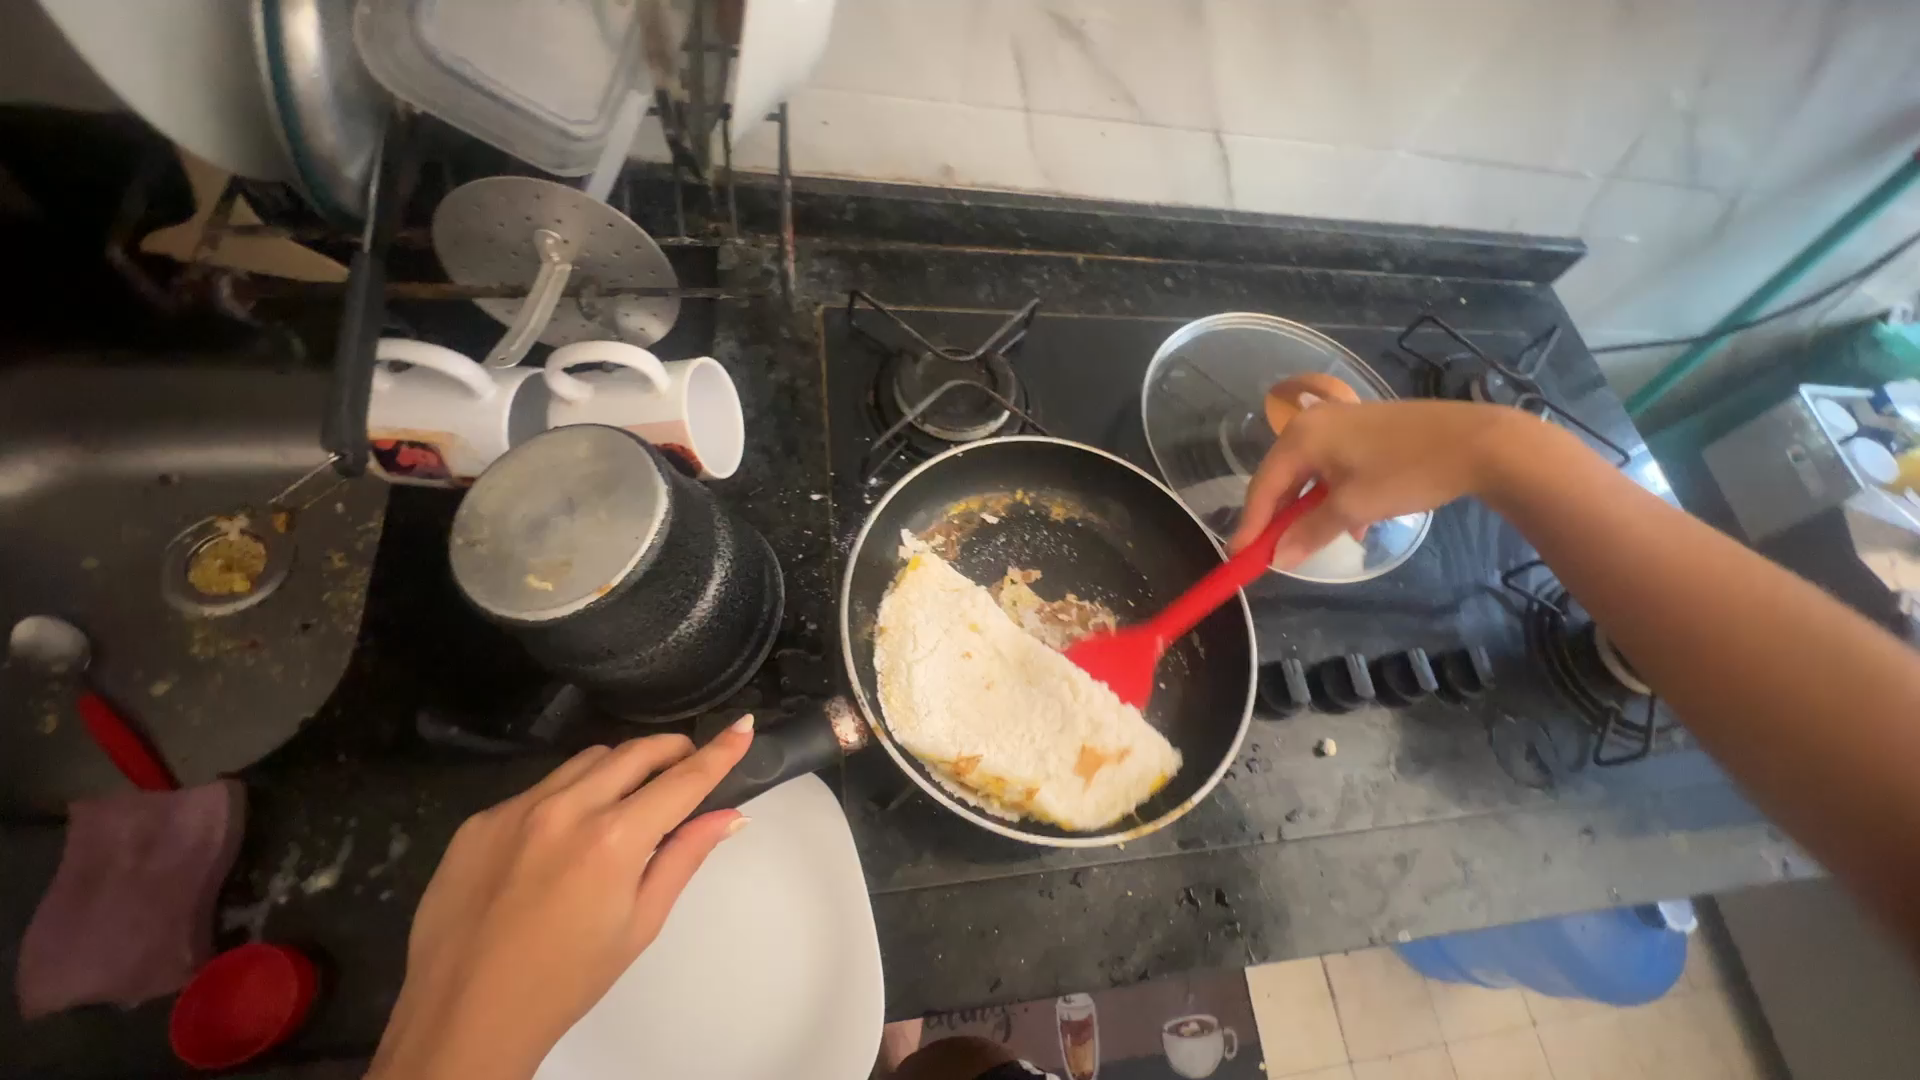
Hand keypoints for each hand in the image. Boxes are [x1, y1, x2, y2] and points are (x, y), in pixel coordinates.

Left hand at [368, 720, 754, 1079]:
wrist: (460, 1021)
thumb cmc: (566, 981)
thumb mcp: (640, 923)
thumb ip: (685, 856)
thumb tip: (731, 815)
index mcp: (613, 840)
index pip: (683, 779)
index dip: (720, 751)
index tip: (744, 725)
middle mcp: (566, 809)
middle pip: (637, 751)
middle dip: (671, 750)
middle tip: (686, 766)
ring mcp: (515, 809)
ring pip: (588, 760)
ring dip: (620, 768)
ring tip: (625, 803)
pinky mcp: (479, 821)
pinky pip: (539, 788)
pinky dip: (568, 796)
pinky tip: (561, 840)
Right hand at [1229, 401, 1529, 565]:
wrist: (1482, 442)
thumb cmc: (1408, 472)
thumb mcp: (1354, 508)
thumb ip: (1309, 532)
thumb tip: (1278, 558)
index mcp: (1300, 436)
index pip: (1262, 487)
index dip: (1250, 525)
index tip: (1238, 557)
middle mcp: (1311, 423)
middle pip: (1281, 478)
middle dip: (1277, 517)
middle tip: (1272, 551)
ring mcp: (1339, 422)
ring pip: (1307, 473)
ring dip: (1307, 508)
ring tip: (1311, 539)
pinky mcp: (1364, 428)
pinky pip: (1331, 465)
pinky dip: (1331, 493)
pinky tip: (1350, 519)